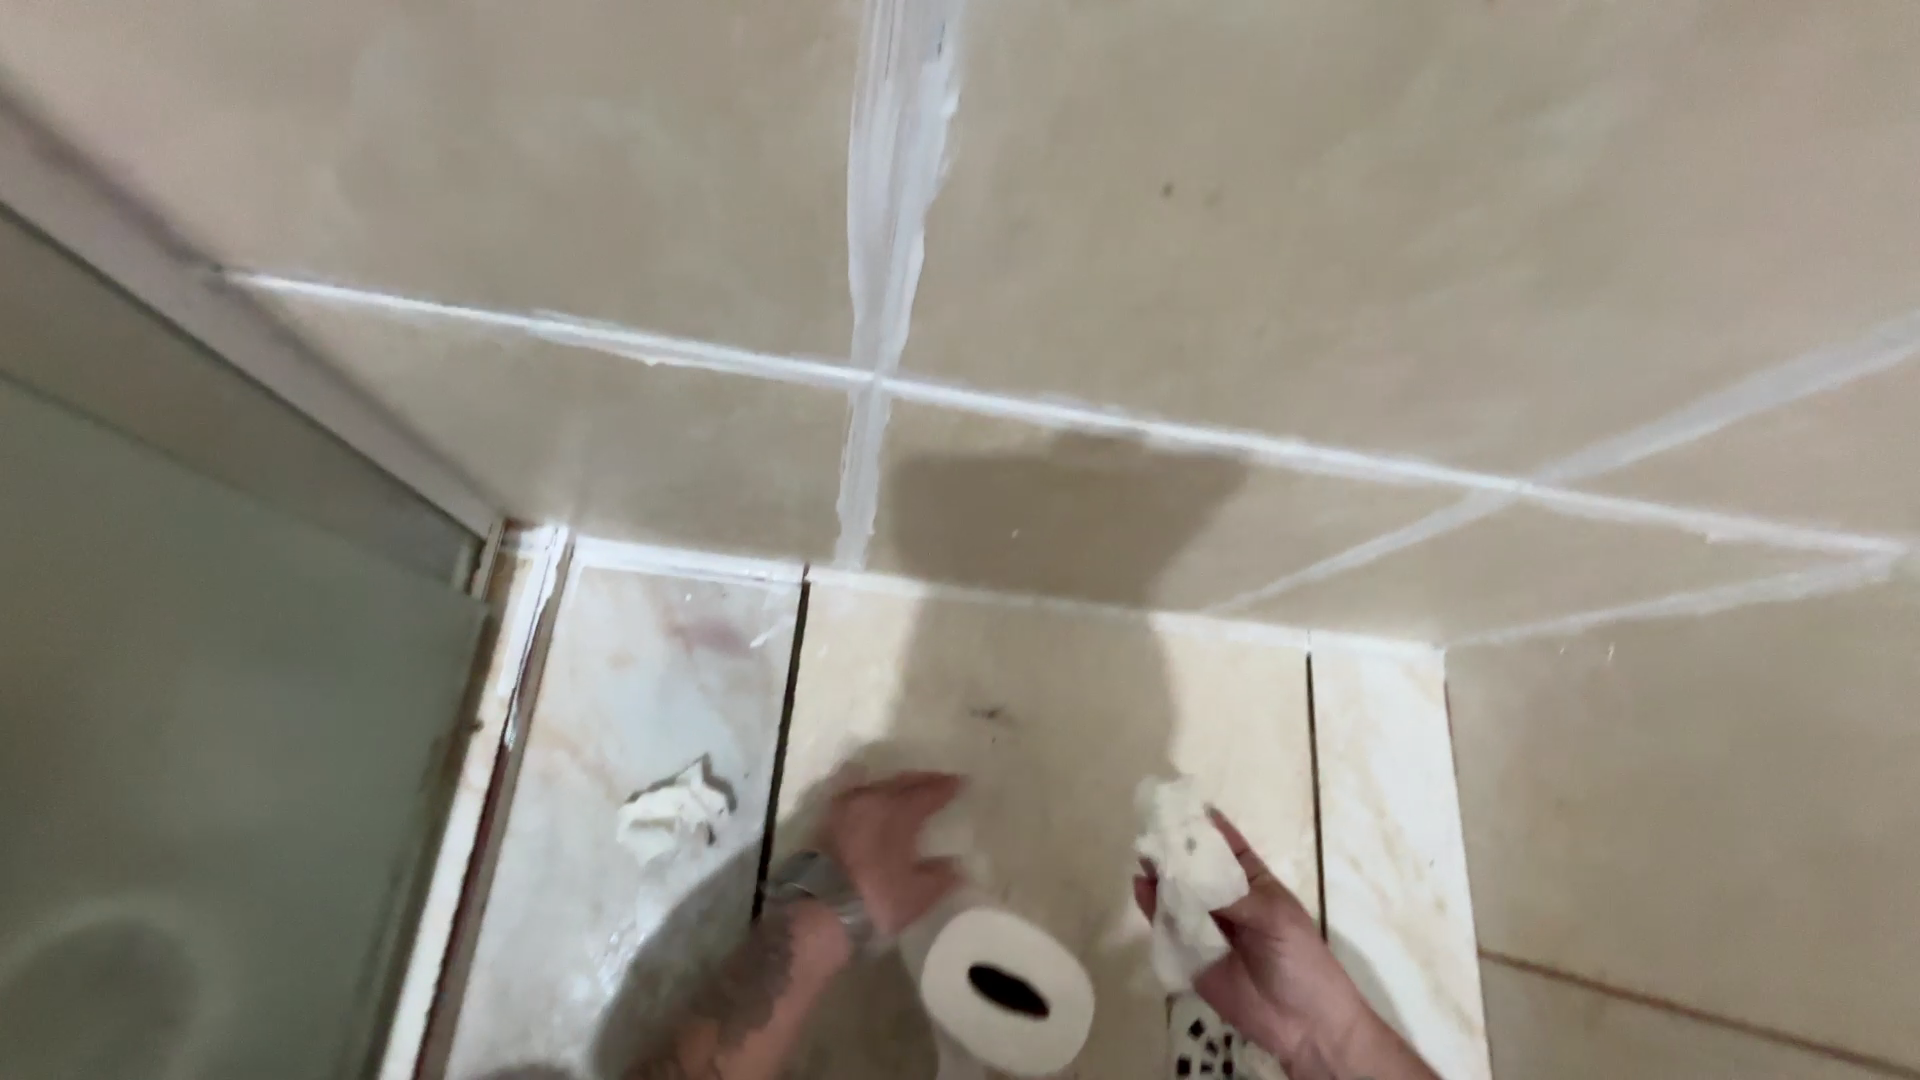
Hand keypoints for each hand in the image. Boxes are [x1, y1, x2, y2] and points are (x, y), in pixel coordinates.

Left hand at [816, 770, 965, 938]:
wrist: (820, 912)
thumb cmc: (875, 901)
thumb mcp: (916, 895)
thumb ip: (939, 877)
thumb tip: (956, 865)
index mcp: (899, 813)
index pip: (928, 793)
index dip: (946, 787)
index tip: (961, 782)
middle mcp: (873, 799)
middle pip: (902, 781)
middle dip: (923, 780)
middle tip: (939, 780)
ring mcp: (847, 806)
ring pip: (877, 783)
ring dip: (895, 783)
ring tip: (906, 786)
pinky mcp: (827, 818)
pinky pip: (851, 791)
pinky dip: (864, 786)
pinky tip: (866, 790)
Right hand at [1133, 809, 1373, 1071]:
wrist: (1304, 1024)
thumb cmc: (1300, 958)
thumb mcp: (1272, 917)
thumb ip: (1227, 895)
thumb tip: (1183, 875)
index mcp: (1249, 880)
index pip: (1223, 844)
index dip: (1202, 824)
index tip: (1177, 801)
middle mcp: (1222, 896)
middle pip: (1193, 865)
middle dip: (1174, 846)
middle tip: (1151, 826)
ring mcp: (1204, 923)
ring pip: (1175, 891)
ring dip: (1159, 872)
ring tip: (1143, 853)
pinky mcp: (1188, 951)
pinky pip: (1165, 923)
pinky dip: (1150, 905)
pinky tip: (1142, 888)